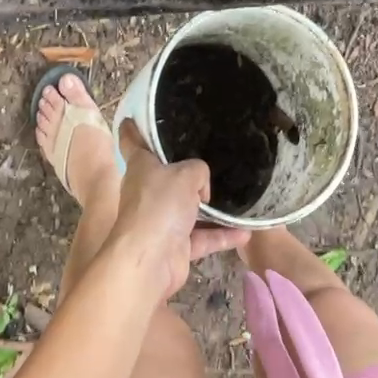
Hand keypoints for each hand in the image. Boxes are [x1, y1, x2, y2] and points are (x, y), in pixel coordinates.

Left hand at [107, 121, 250, 302]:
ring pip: (187, 209)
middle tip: (207, 157)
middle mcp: (147, 191)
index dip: (132, 129)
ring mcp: (161, 221)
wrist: (150, 260)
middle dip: (183, 170)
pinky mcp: (174, 247)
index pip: (132, 142)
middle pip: (164, 176)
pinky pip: (202, 237)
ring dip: (211, 209)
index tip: (132, 117)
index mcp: (141, 167)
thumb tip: (200, 187)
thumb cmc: (160, 205)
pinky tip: (245, 233)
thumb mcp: (186, 174)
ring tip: (235, 198)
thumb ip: (198, 171)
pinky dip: (221, 236)